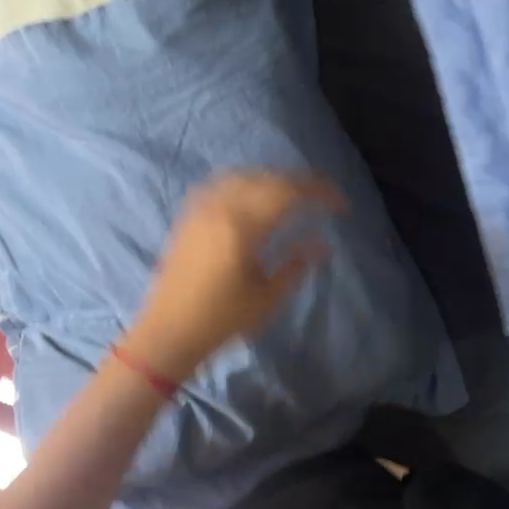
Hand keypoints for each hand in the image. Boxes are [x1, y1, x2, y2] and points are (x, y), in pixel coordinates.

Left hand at [122, 172, 343, 382]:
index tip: (340, 204)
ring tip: (292, 196)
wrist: (169, 331)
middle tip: (321, 198)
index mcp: (243, 226)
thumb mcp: (268, 298)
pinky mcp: (188, 217)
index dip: (319, 192)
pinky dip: (246, 184)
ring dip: (273, 180)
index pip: (289, 192)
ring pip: (244, 177)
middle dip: (300, 184)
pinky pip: (222, 185)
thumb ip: (296, 265)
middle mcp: (221, 207)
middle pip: (268, 179)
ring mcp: (201, 209)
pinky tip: (254, 199)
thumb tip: (322, 243)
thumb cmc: (222, 320)